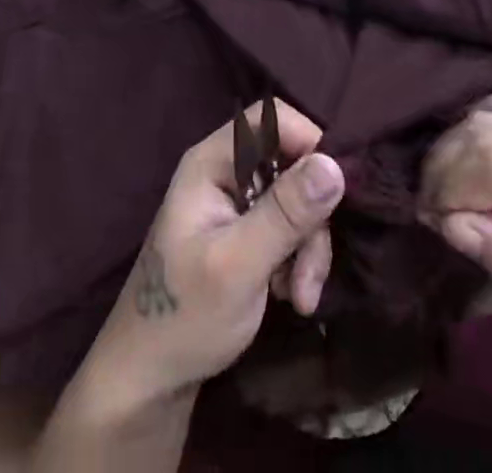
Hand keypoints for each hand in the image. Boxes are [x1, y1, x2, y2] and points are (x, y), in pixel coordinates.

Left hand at [82, 101, 344, 410]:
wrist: (154, 373)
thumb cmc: (185, 315)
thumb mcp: (239, 264)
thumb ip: (285, 213)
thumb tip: (335, 162)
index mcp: (210, 164)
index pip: (270, 120)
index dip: (309, 143)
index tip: (337, 191)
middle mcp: (223, 173)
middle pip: (291, 165)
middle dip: (311, 218)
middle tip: (309, 274)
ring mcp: (236, 204)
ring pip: (298, 201)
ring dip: (308, 250)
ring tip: (299, 298)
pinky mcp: (247, 233)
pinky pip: (291, 229)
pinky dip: (299, 262)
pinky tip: (290, 297)